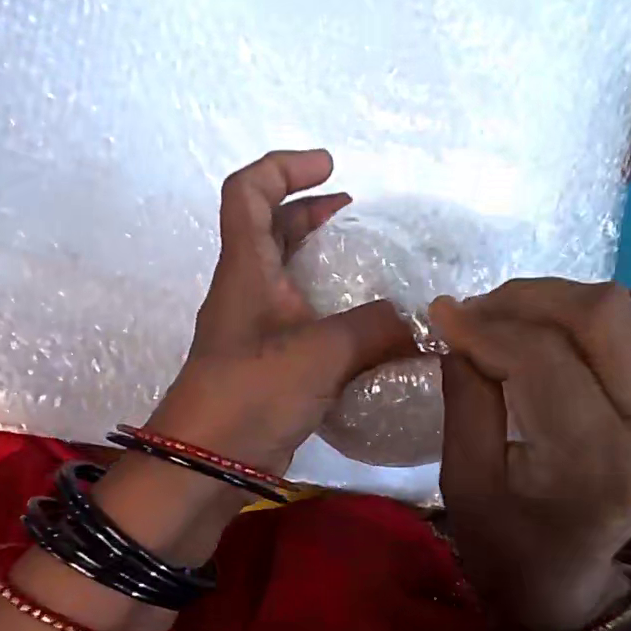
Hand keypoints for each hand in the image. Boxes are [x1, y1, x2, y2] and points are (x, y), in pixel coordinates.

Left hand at [146, 150, 415, 472]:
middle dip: (311, 214)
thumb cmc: (253, 393)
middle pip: (270, 233)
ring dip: (321, 268)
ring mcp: (254, 335)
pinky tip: (362, 337)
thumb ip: (377, 330)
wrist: (207, 464)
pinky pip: (299, 328)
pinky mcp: (265, 371)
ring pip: (286, 283)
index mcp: (246, 270)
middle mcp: (245, 295)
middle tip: (354, 215)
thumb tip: (423, 324)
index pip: (248, 192)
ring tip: (366, 274)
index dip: (285, 166)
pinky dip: (329, 319)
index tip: (331, 168)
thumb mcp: (322, 352)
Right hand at [433, 280, 630, 630]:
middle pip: (603, 316)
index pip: (543, 360)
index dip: (487, 328)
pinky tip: (546, 338)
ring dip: (559, 304)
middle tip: (476, 312)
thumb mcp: (465, 487)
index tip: (442, 316)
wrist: (567, 587)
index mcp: (595, 462)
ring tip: (508, 322)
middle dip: (528, 300)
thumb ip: (466, 404)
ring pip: (630, 313)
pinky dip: (587, 323)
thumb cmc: (505, 550)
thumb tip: (461, 333)